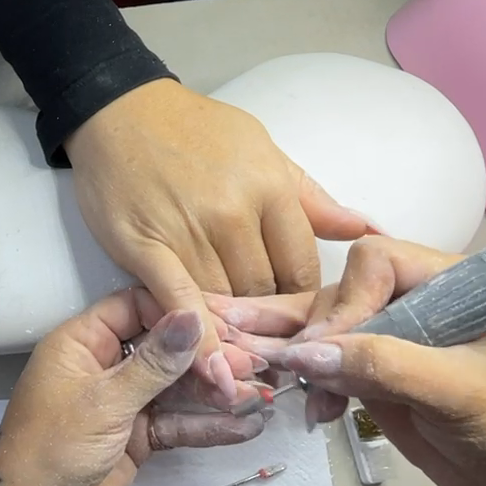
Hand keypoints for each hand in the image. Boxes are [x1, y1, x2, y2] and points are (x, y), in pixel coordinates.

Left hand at [0, 290, 274, 485]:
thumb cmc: (55, 446)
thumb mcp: (106, 401)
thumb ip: (154, 362)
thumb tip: (191, 317)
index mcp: (81, 342)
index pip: (136, 307)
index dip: (178, 312)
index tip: (221, 325)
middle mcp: (102, 364)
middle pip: (162, 347)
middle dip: (205, 356)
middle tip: (252, 364)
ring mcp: (121, 401)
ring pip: (174, 386)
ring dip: (214, 392)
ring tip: (260, 394)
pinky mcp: (135, 434)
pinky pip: (175, 421)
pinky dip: (206, 425)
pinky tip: (245, 426)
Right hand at [63, 79, 370, 398]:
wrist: (118, 114)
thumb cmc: (191, 130)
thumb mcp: (260, 150)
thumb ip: (308, 197)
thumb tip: (366, 230)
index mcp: (270, 188)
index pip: (301, 267)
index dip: (303, 303)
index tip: (295, 323)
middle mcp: (235, 214)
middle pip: (265, 292)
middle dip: (268, 323)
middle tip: (265, 347)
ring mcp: (189, 233)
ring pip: (225, 302)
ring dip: (234, 335)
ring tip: (241, 365)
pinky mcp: (146, 248)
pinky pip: (180, 301)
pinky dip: (198, 339)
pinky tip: (213, 370)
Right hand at [210, 238, 485, 485]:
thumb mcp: (456, 393)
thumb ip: (382, 365)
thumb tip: (301, 353)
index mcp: (451, 283)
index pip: (377, 263)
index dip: (347, 301)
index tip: (329, 350)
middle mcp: (412, 297)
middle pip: (338, 293)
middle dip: (309, 331)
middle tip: (281, 364)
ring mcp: (386, 332)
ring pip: (319, 324)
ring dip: (286, 346)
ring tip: (243, 355)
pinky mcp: (365, 365)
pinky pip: (319, 357)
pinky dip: (298, 373)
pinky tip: (280, 383)